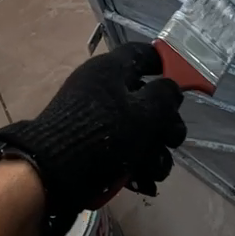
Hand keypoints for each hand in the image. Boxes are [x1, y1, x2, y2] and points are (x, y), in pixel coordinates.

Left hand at [0, 43, 187, 233]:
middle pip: (145, 97)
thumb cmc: (101, 135)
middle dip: (165, 123)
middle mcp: (103, 88)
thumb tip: (171, 88)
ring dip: (154, 150)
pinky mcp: (90, 146)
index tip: (183, 83)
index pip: (143, 54)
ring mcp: (95, 118)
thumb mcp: (142, 114)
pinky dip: (135, 163)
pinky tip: (143, 181)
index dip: (165, 65)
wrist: (52, 175)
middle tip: (172, 142)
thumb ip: (164, 98)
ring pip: (137, 128)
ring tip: (155, 171)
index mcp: (111, 69)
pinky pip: (121, 148)